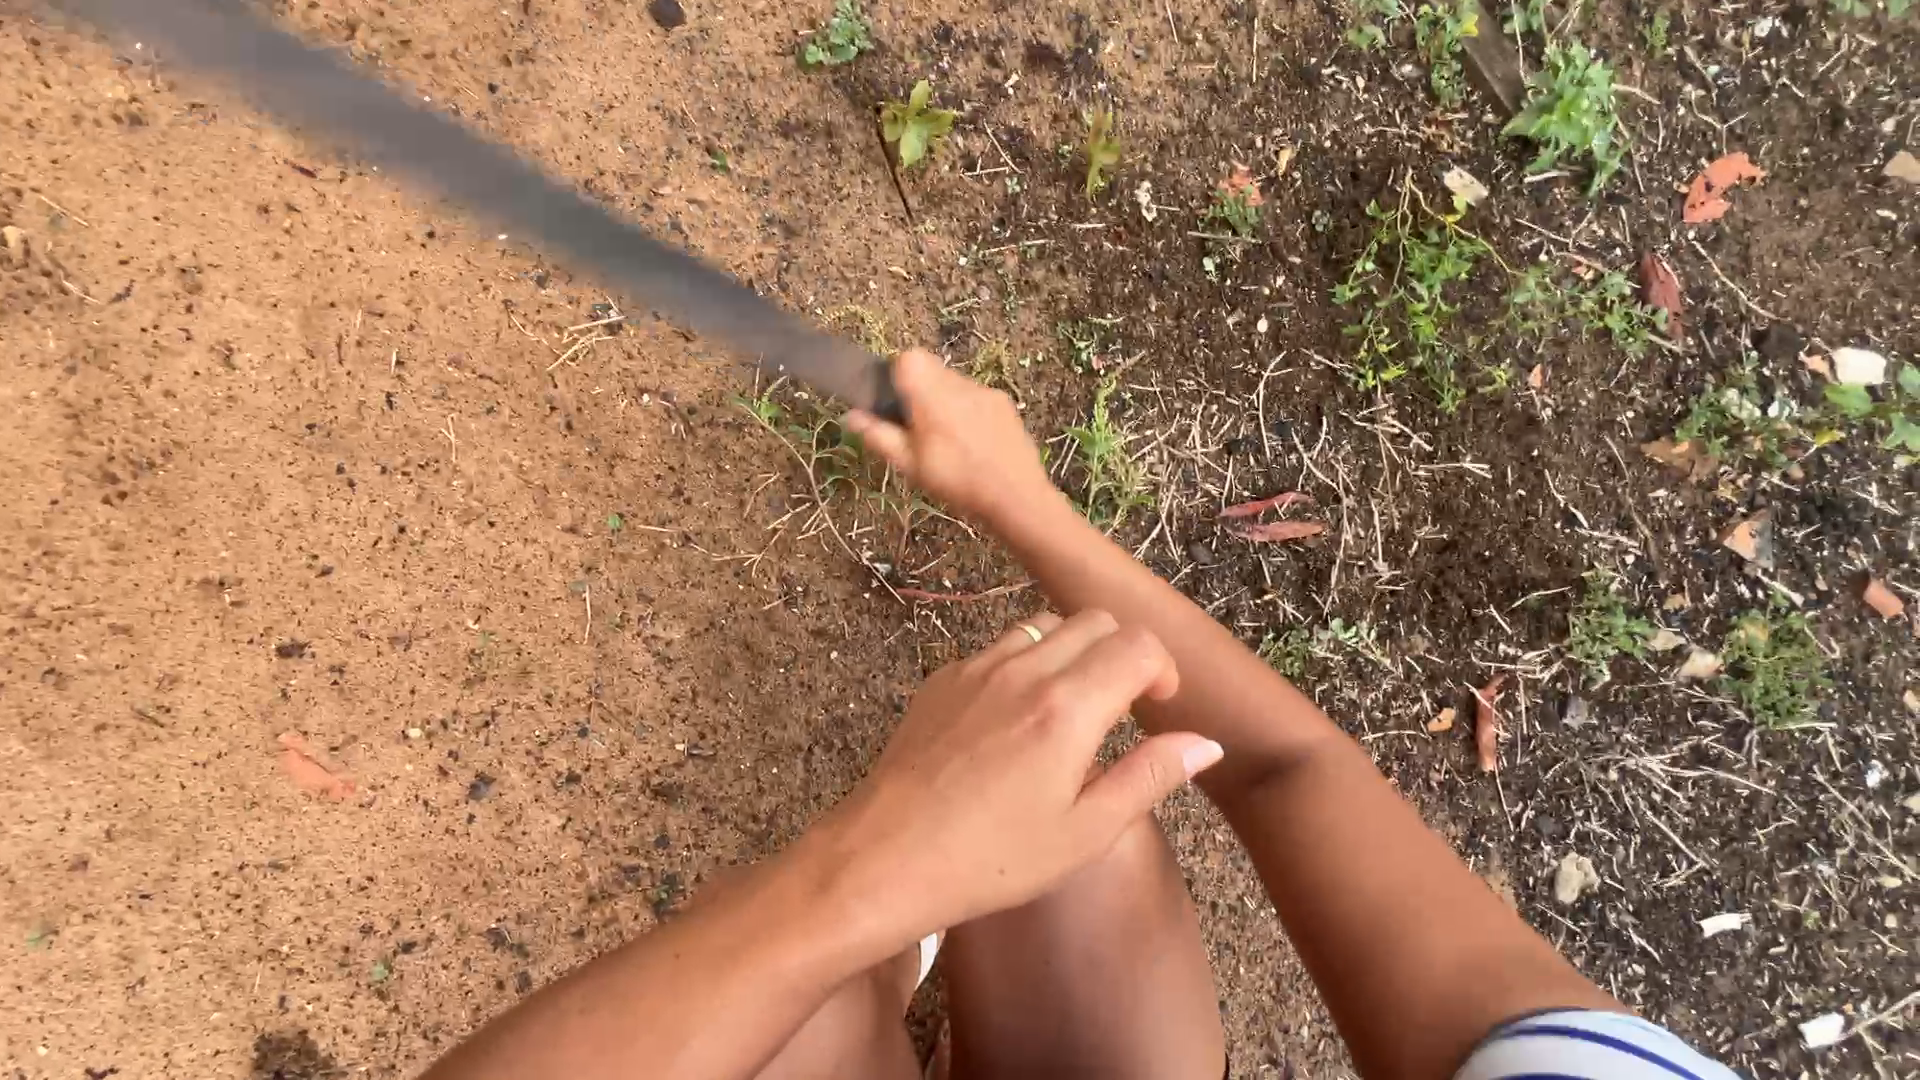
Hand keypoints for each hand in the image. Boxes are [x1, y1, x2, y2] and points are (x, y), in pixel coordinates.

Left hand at [802, 610, 1223, 944]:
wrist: (885, 854)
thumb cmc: (992, 858)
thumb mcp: (1084, 832)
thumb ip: (1150, 776)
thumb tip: (1205, 743)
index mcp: (1067, 707)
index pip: (1137, 644)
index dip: (1162, 666)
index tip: (1157, 703)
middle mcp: (1025, 669)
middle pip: (1094, 619)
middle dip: (1122, 650)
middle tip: (1121, 702)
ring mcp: (978, 666)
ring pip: (1045, 625)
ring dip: (1073, 650)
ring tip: (1069, 706)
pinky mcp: (944, 675)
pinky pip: (1000, 646)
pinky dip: (1025, 663)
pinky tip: (1013, 717)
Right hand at [845, 349, 1056, 529]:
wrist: (1016, 496)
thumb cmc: (957, 481)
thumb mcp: (911, 465)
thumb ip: (880, 437)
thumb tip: (850, 415)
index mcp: (931, 395)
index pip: (908, 358)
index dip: (897, 376)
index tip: (896, 405)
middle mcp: (959, 384)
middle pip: (931, 369)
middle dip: (919, 391)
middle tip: (917, 428)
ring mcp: (985, 392)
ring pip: (954, 384)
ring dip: (944, 402)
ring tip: (947, 441)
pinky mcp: (1004, 403)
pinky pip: (976, 397)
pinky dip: (968, 411)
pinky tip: (972, 443)